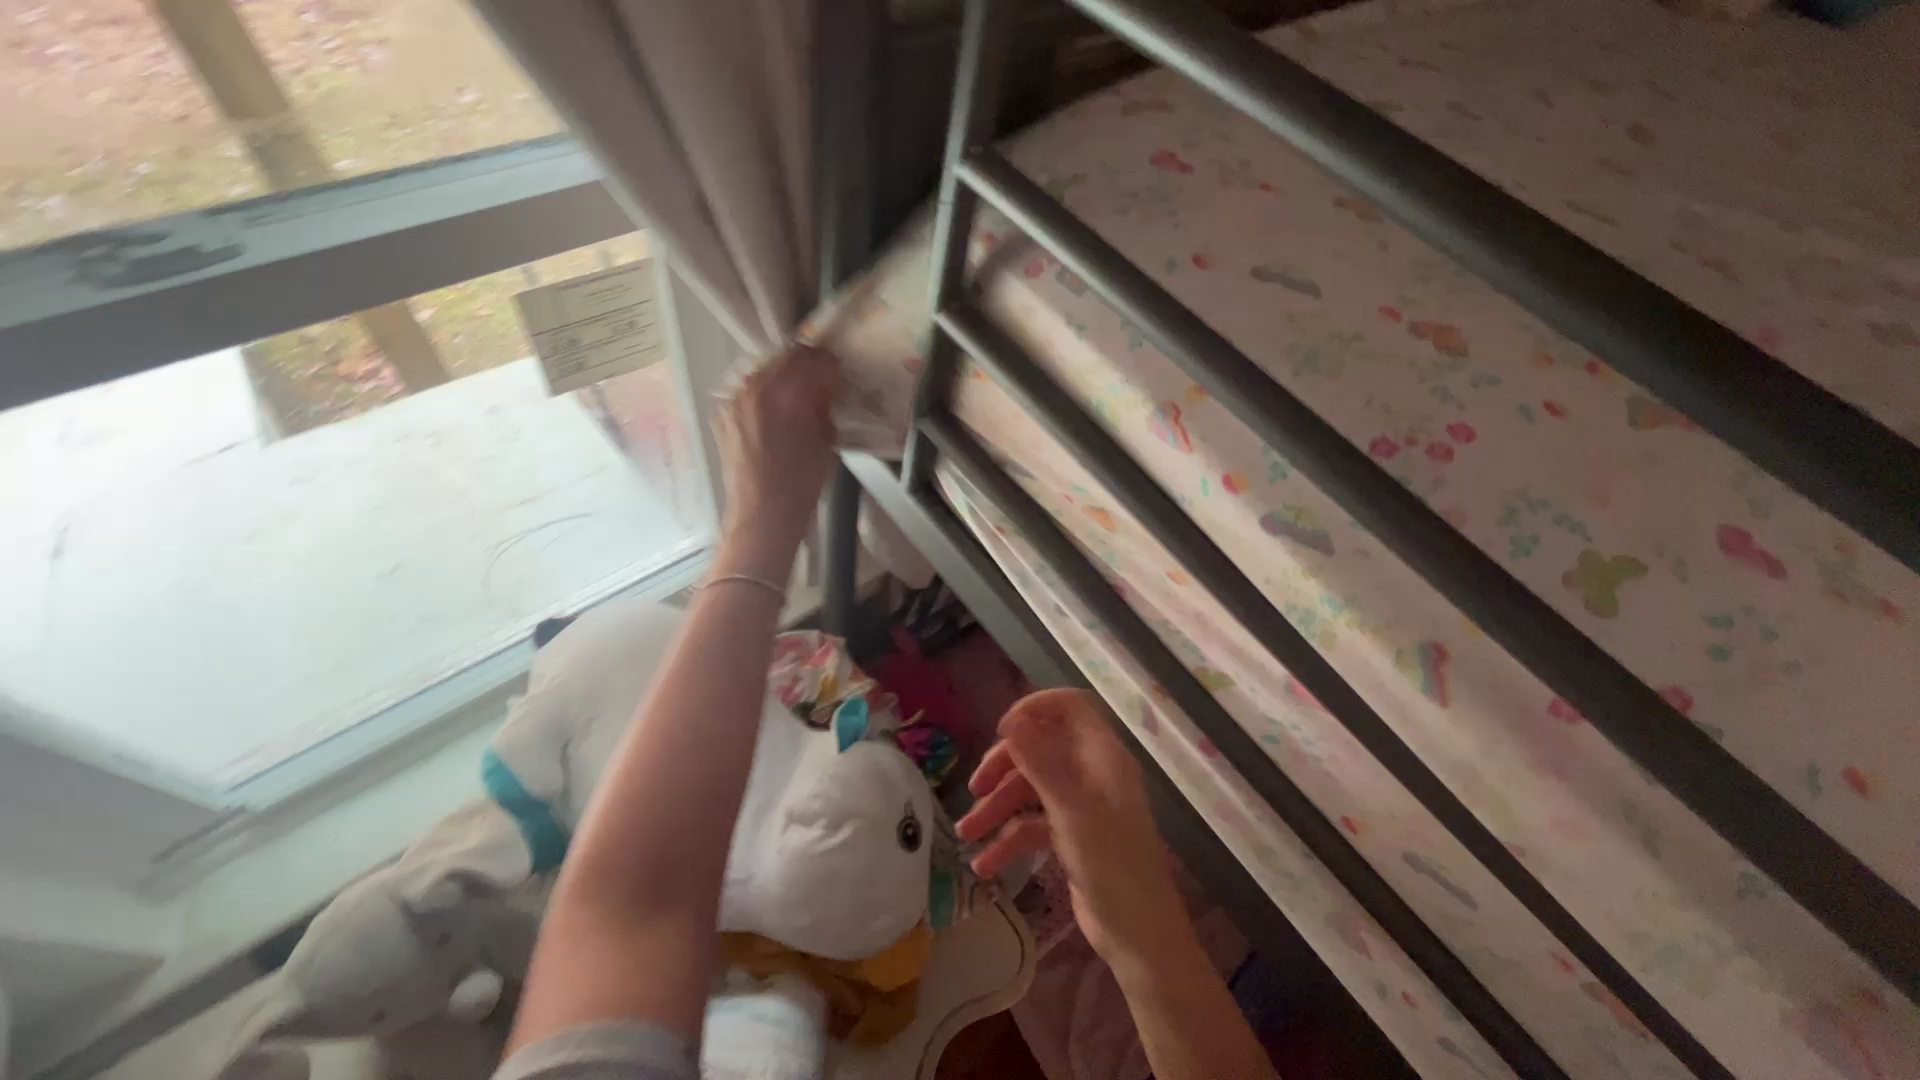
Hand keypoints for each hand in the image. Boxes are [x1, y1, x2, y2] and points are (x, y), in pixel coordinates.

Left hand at [713, 344, 840, 577]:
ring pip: (764, 371)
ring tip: (798, 399)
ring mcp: (734, 398)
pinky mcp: (723, 413)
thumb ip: (824, 405)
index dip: (829, 365)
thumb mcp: (825, 440)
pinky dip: (765, 394)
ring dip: (784, 378)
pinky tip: (777, 413)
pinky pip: (749, 390)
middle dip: (806, 368)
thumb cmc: (800, 484)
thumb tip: (825, 388)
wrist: (761, 515)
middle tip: (822, 384)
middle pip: (785, 358)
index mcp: (785, 393)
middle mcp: (754, 387)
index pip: (812, 358)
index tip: (838, 375)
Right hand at [957, 689, 1188, 961]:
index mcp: (1101, 756)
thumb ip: (1040, 761)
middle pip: (1041, 748)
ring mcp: (1082, 806)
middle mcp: (1092, 774)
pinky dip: (1009, 839)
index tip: (1001, 731)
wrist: (1139, 934)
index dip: (1034, 709)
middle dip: (1004, 766)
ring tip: (966, 834)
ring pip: (1031, 790)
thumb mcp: (1071, 810)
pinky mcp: (1072, 836)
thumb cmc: (1111, 864)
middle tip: (975, 788)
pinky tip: (984, 865)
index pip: (1069, 707)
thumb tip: (1011, 720)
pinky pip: (1033, 824)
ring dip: (997, 808)